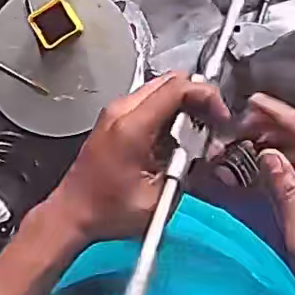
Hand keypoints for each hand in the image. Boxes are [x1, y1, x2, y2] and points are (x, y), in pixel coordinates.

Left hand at [39, 72, 230, 244]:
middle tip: (214, 122)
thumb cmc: (110, 211)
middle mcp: (121, 109)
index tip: (221, 116)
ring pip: (160, 87)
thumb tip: (210, 148)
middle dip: (199, 97)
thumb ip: (188, 168)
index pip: (177, 87)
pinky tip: (177, 137)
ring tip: (198, 132)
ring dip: (185, 103)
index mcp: (131, 126)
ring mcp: (116, 111)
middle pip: (170, 80)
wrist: (72, 213)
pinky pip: (150, 101)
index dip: (206, 95)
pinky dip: (170, 111)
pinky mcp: (115, 118)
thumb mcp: (159, 198)